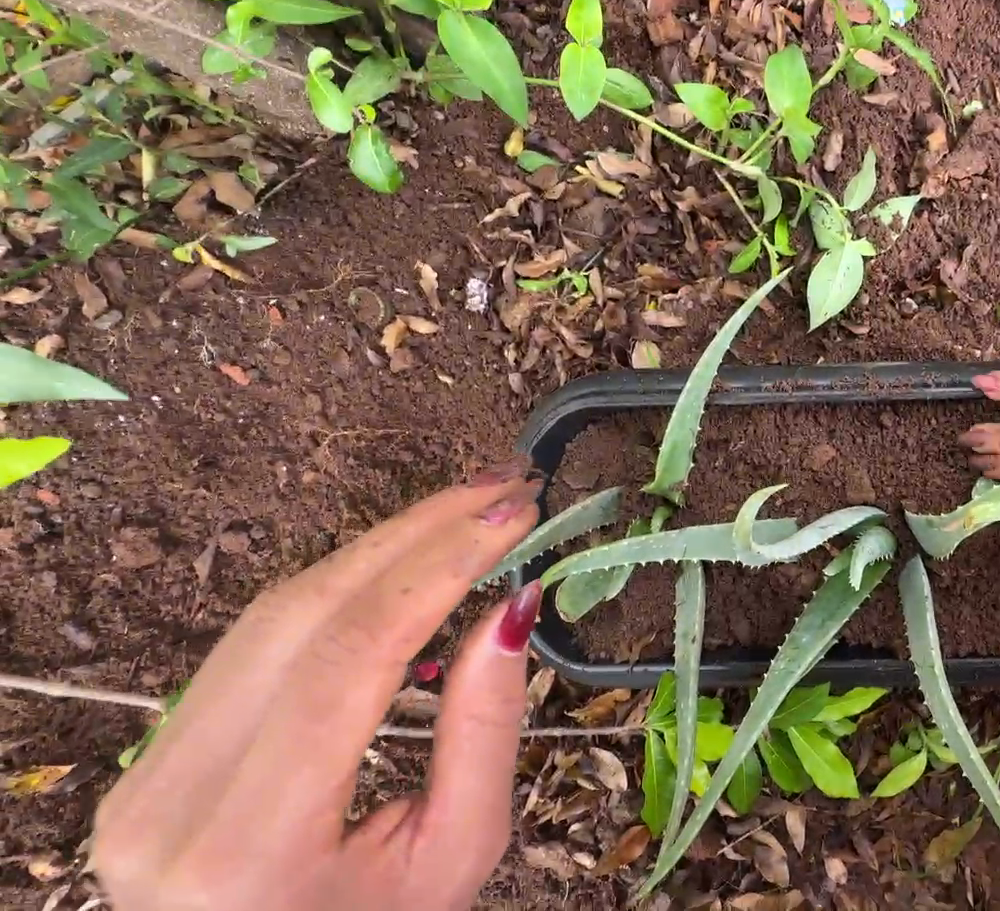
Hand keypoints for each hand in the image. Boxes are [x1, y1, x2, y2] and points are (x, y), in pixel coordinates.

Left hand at [93, 461, 547, 910]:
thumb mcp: (458, 848)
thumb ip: (485, 728)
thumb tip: (516, 606)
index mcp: (248, 841)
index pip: (351, 656)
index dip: (441, 566)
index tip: (519, 514)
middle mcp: (171, 795)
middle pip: (306, 611)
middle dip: (420, 529)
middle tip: (508, 484)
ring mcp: (148, 767)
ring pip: (277, 607)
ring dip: (387, 540)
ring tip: (473, 502)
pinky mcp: (159, 746)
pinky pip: (263, 631)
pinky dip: (350, 575)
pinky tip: (412, 549)